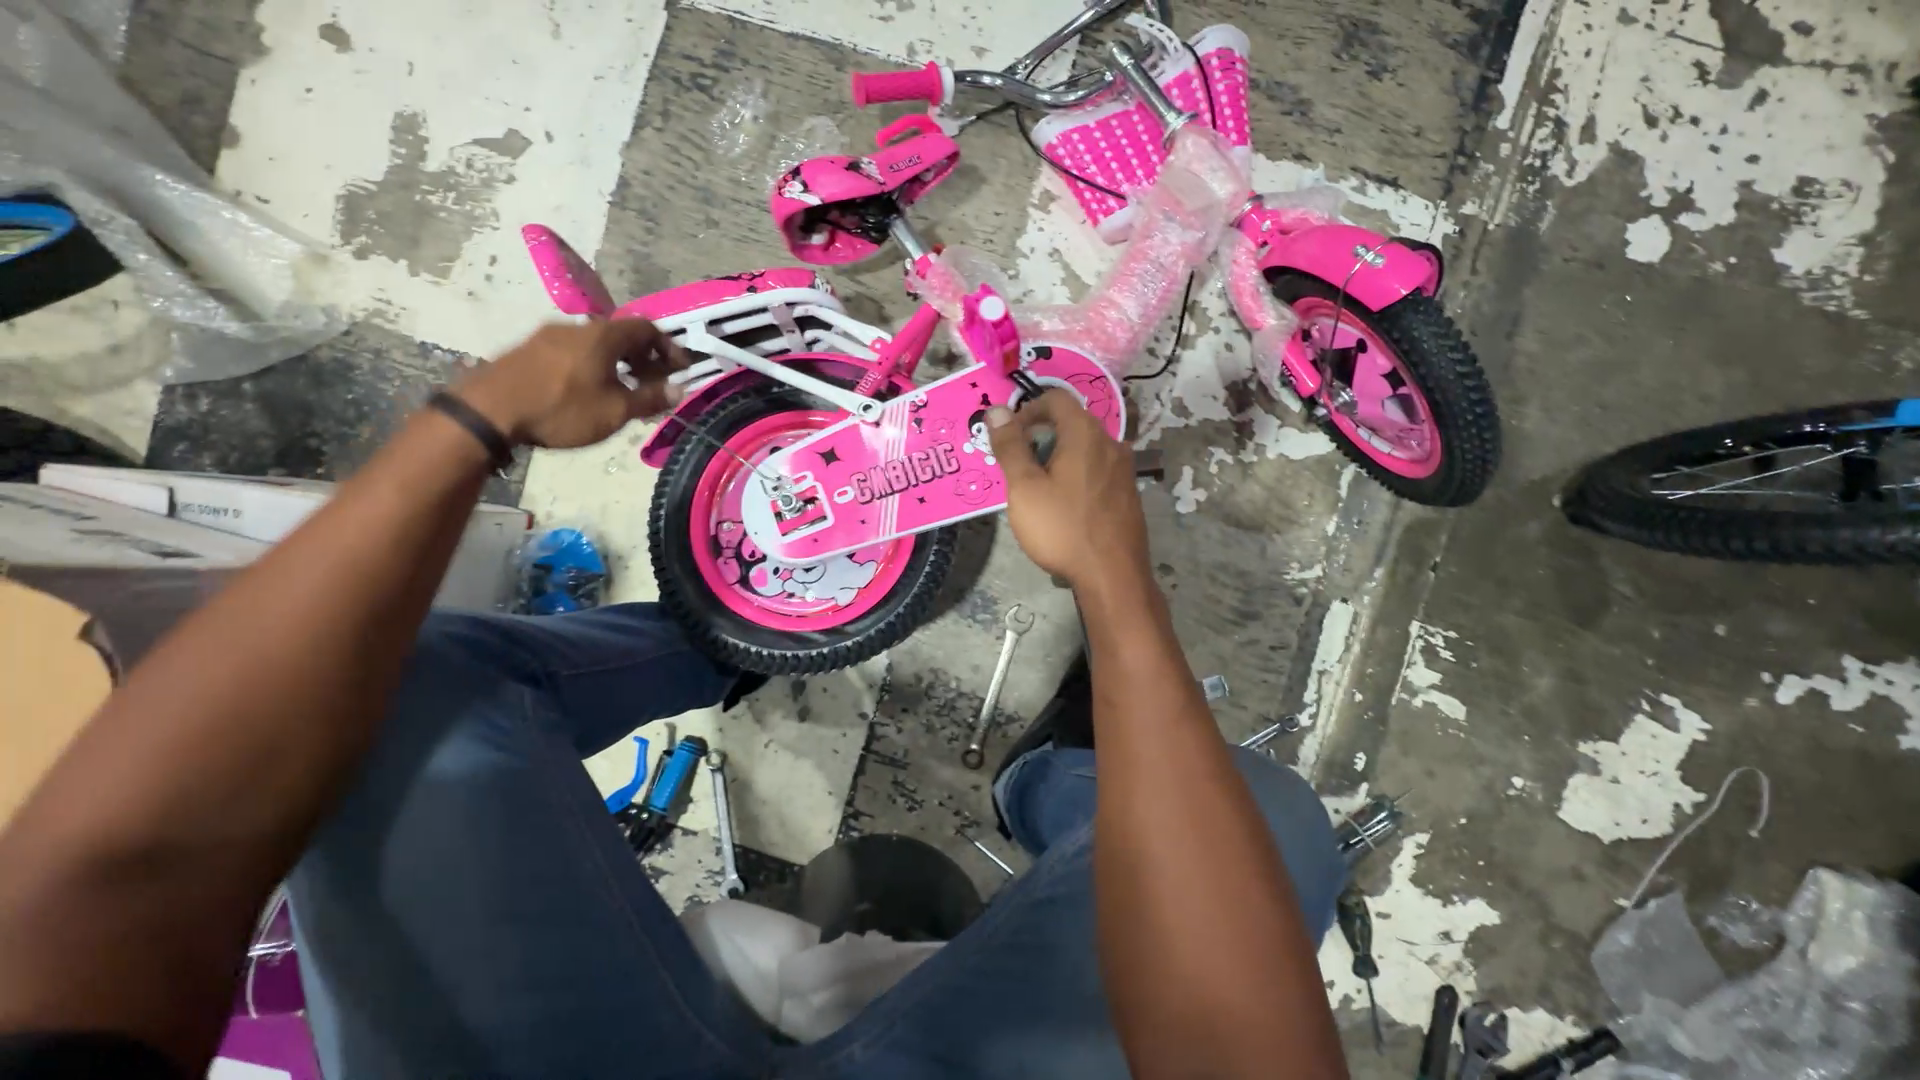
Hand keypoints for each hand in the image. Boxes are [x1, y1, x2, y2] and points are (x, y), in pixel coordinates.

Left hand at [457, 319, 687, 448]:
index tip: (679, 369)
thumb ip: (648, 398)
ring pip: (594, 345)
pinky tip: (587, 391)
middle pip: (620, 335)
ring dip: (614, 364)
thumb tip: (677, 389)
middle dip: (642, 357)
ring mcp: (548, 337)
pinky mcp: (528, 351)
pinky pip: (571, 353)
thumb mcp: (614, 410)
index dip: (668, 347)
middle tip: (652, 383)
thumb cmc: (562, 408)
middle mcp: (577, 327)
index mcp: (603, 335)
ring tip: (620, 390)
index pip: (647, 328)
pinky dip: (590, 367)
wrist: (489, 411)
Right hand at [987, 390, 1150, 592]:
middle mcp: (1111, 443)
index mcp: (1085, 433)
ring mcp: (1125, 470)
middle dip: (1042, 436)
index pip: (1056, 398)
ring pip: (1086, 449)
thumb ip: (1010, 446)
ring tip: (1039, 489)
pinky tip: (1065, 507)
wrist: (1112, 575)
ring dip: (1059, 458)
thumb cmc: (1062, 528)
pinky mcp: (1129, 494)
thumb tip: (996, 410)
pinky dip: (1077, 475)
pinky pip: (1098, 471)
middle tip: (1019, 466)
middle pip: (1072, 422)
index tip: (1010, 436)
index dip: (1028, 409)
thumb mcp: (1025, 488)